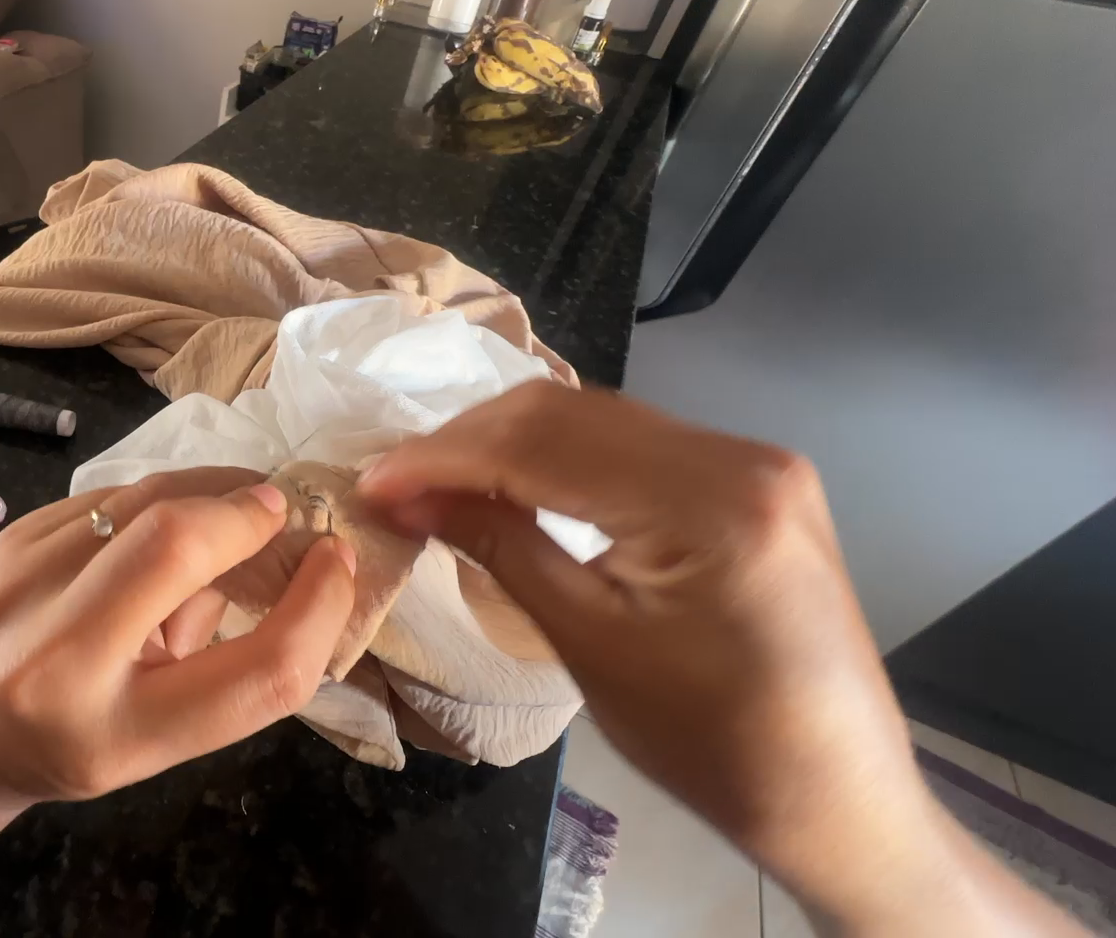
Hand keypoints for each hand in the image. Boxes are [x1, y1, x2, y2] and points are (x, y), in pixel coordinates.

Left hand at [0, 468, 356, 810]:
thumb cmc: (76, 741)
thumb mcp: (162, 730)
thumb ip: (229, 650)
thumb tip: (280, 547)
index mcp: (116, 732)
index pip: (256, 672)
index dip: (318, 607)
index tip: (336, 561)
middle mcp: (56, 658)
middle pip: (176, 545)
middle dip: (245, 513)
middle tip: (277, 509)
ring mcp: (17, 583)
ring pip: (140, 499)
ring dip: (207, 490)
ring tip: (234, 506)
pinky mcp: (6, 537)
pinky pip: (107, 494)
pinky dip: (157, 498)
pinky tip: (167, 517)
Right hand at [356, 381, 1085, 935]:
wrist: (836, 795)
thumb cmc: (708, 741)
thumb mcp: (585, 641)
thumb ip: (496, 543)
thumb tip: (405, 494)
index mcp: (708, 504)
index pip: (539, 448)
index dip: (441, 458)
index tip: (371, 481)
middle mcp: (736, 455)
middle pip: (561, 412)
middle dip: (462, 442)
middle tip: (394, 481)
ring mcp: (745, 457)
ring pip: (585, 415)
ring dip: (498, 442)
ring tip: (432, 479)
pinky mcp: (740, 474)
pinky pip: (618, 439)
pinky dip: (546, 453)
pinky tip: (504, 477)